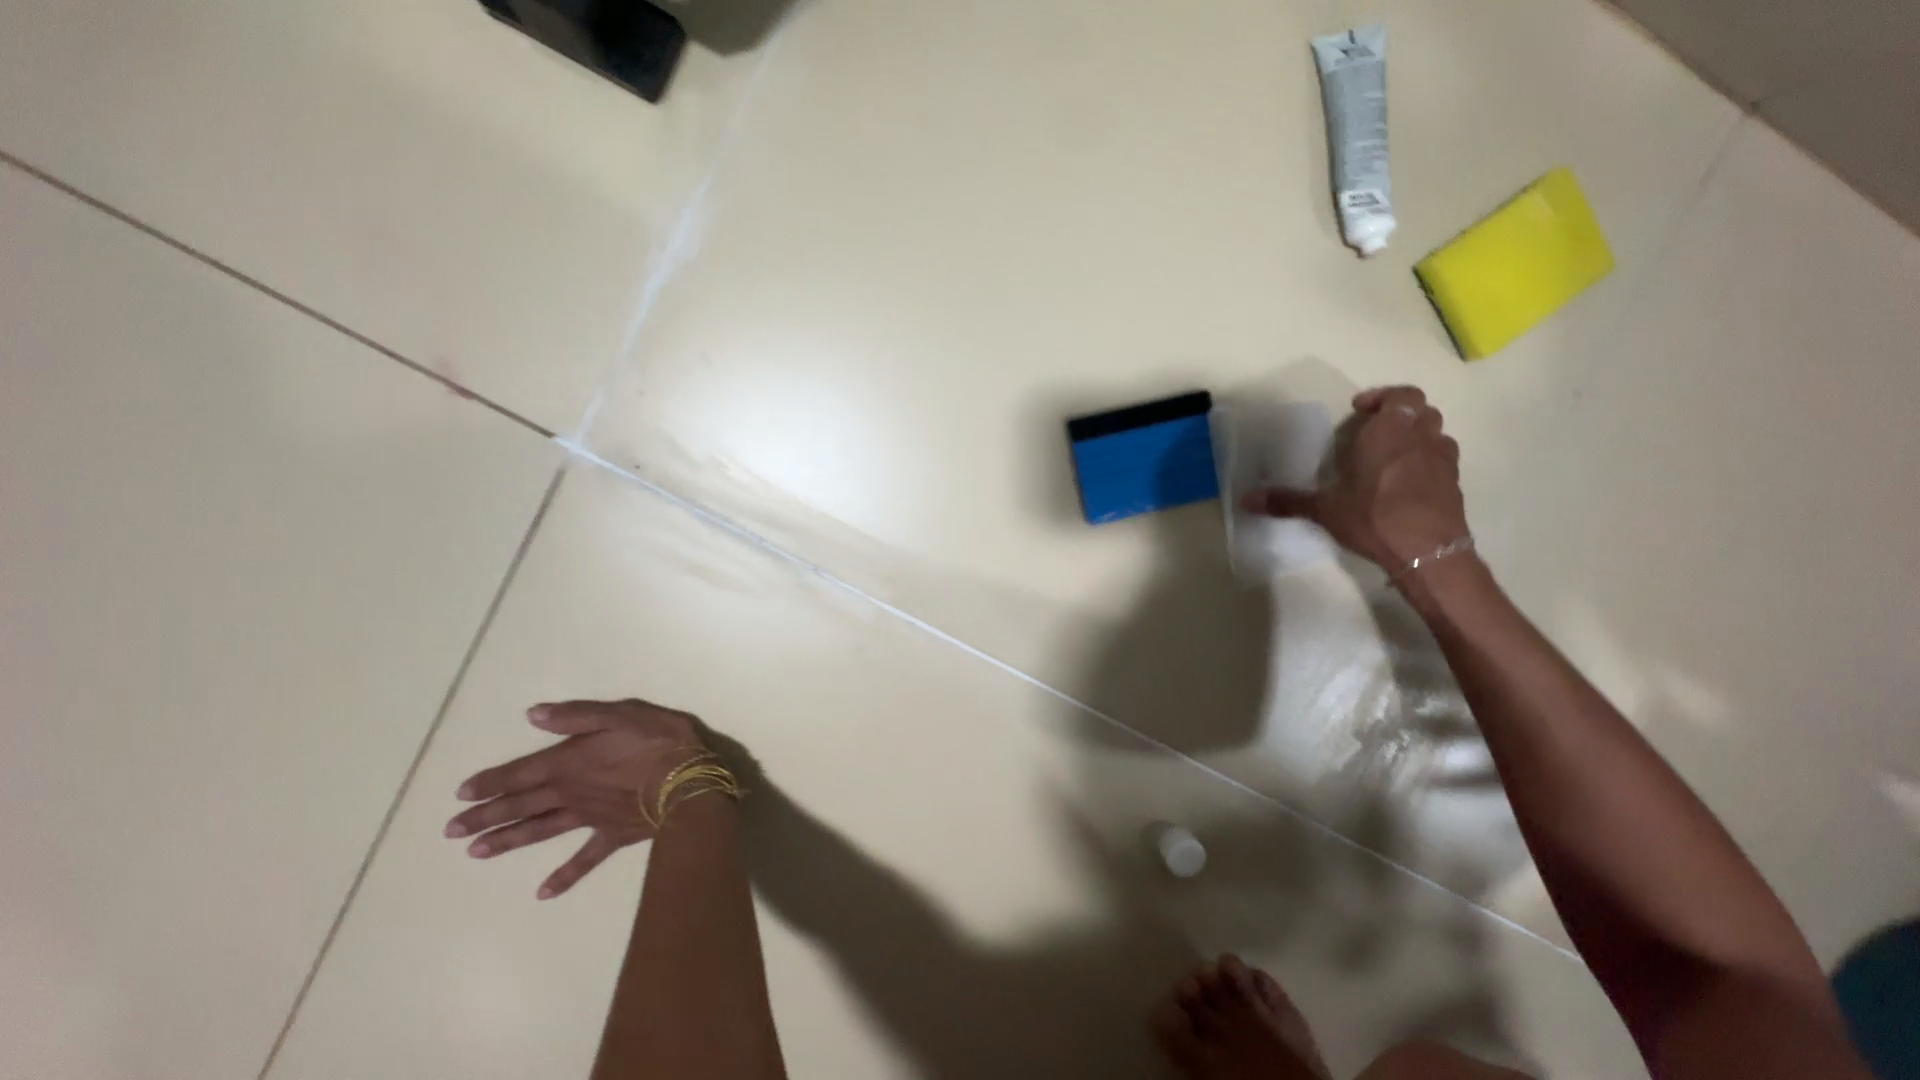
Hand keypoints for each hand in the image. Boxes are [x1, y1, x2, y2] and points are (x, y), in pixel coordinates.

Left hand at [445, 698, 709, 898]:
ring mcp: (589, 819)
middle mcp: (570, 793)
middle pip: (521, 805)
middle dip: (486, 816)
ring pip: (540, 831)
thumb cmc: (657, 741)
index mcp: (568, 762)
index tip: (460, 795)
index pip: (519, 773)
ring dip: (508, 841)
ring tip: (475, 853)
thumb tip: (533, 716)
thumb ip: (576, 716)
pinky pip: (583, 860)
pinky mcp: (611, 837)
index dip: (490, 783)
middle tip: (450, 831)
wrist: (688, 782)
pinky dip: (563, 877)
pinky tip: (543, 893)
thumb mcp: (619, 714)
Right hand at [1242, 385, 1467, 572]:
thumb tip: (1246, 500)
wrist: (1428, 552)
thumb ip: (1288, 501)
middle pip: (1420, 410)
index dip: (1383, 397)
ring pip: (1436, 432)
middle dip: (1399, 415)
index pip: (1400, 395)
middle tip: (1375, 431)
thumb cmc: (1374, 517)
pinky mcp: (1454, 483)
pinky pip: (1442, 460)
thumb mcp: (1325, 510)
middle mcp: (1420, 437)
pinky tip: (1408, 483)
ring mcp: (1443, 460)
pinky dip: (1427, 461)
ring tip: (1392, 455)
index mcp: (1389, 431)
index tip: (1360, 410)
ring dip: (1417, 436)